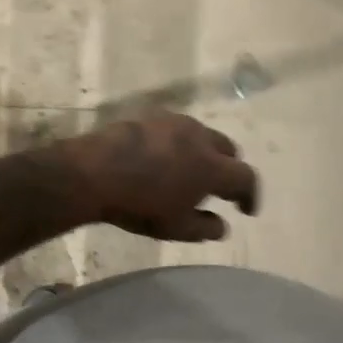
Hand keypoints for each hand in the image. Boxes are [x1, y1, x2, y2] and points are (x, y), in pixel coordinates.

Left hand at [57, 112, 258, 241]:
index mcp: (212, 166)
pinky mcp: (148, 115)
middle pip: (227, 149)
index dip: (250, 195)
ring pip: (201, 134)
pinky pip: (174, 128)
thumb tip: (222, 225)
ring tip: (190, 171)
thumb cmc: (138, 204)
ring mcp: (172, 121)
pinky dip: (178, 142)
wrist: (92, 171)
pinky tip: (164, 156)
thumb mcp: (176, 228)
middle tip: (219, 188)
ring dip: (203, 151)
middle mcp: (198, 136)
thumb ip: (205, 227)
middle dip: (228, 168)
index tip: (245, 210)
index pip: (246, 177)